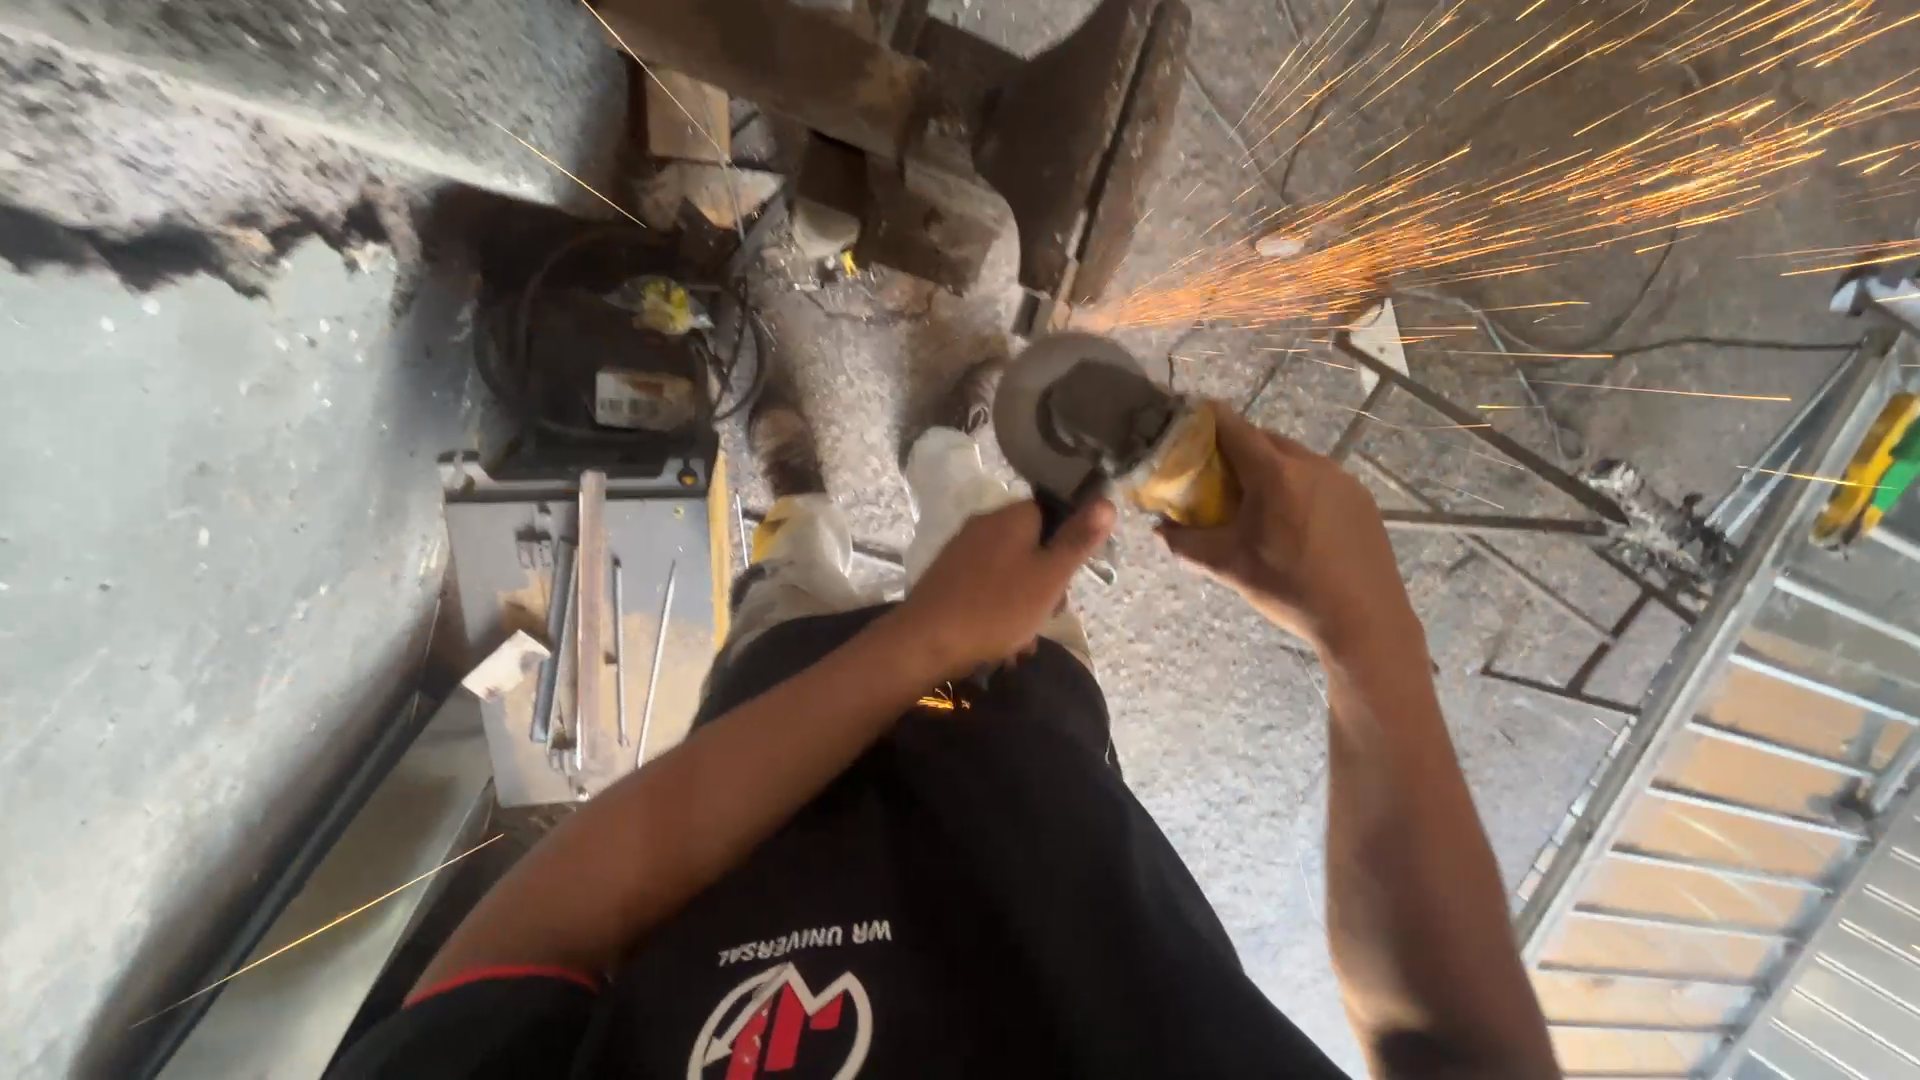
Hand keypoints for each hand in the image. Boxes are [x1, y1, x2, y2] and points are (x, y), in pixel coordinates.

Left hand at [893, 497, 1114, 676]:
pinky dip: (997, 610)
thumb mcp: (1050, 577)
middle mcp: (983, 524)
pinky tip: (999, 641)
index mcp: (1011, 516)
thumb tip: (1107, 501)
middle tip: (1047, 615)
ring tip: (1022, 639)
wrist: (925, 642)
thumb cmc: (997, 608)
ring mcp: (960, 550)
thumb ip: (1078, 540)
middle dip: (1045, 581)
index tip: (1068, 580)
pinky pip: (984, 587)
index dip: (1066, 546)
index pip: (1051, 514)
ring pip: (1009, 571)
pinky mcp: (946, 577)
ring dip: (1023, 603)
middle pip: (1030, 545)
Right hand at [1158, 402, 1418, 656]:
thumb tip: (1159, 530)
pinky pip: (1317, 477)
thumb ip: (1185, 544)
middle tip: (1211, 472)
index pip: (1233, 427)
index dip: (1206, 419)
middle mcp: (1311, 465)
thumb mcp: (1229, 568)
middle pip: (1263, 439)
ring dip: (1266, 467)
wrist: (1366, 621)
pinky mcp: (1360, 498)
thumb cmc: (1291, 590)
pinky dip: (1294, 485)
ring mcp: (1342, 479)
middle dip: (1234, 448)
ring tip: (1250, 500)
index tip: (1187, 421)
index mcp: (1276, 475)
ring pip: (1292, 458)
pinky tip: (1289, 520)